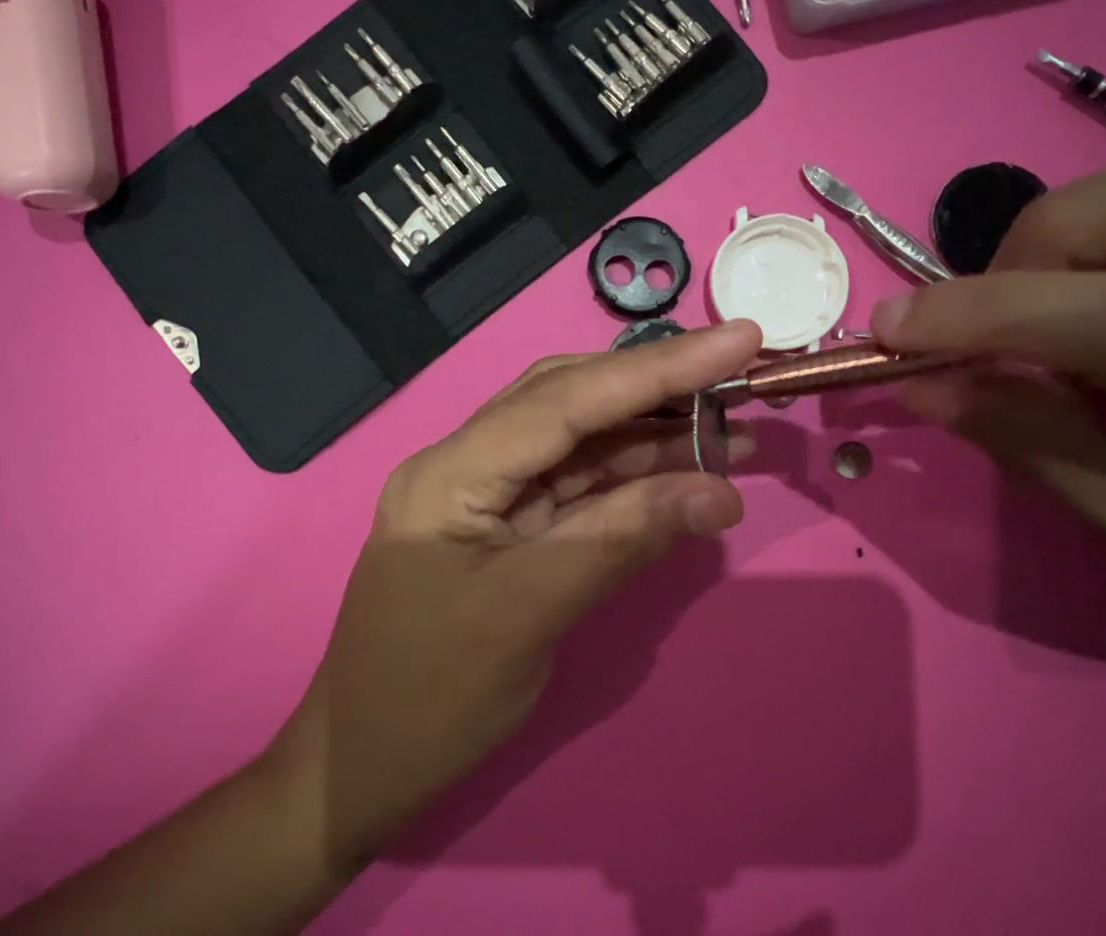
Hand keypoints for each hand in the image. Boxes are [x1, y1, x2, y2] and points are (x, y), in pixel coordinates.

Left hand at [270, 322, 763, 872]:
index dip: (657, 368)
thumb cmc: (431, 695)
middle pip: (569, 405)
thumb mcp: (529, 613)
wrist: (365, 767)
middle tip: (740, 377)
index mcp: (453, 472)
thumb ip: (622, 540)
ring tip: (735, 434)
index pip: (565, 400)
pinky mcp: (505, 534)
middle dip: (656, 389)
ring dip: (652, 438)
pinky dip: (632, 487)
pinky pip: (576, 493)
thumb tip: (720, 492)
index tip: (739, 338)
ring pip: (578, 448)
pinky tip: (686, 482)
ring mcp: (485, 501)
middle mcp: (466, 467)